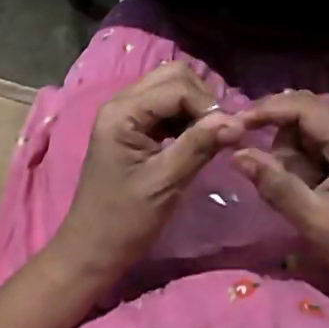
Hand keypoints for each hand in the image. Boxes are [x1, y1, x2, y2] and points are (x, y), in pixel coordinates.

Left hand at [51, 63, 244, 280]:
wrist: (91, 251)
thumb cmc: (125, 221)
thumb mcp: (166, 183)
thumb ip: (199, 146)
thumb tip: (237, 122)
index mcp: (123, 112)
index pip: (176, 87)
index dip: (207, 105)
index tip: (230, 133)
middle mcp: (121, 102)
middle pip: (172, 76)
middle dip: (201, 98)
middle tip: (219, 130)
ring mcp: (125, 112)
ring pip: (170, 87)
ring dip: (194, 106)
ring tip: (211, 136)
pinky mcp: (131, 125)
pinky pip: (164, 105)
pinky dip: (184, 116)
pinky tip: (195, 139)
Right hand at [233, 91, 328, 300]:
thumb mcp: (317, 223)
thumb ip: (276, 185)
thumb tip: (237, 154)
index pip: (301, 106)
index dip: (264, 111)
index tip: (233, 126)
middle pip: (303, 113)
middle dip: (283, 144)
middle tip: (280, 182)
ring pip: (308, 124)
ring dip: (295, 153)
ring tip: (305, 191)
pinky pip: (321, 134)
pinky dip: (308, 156)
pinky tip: (315, 185)